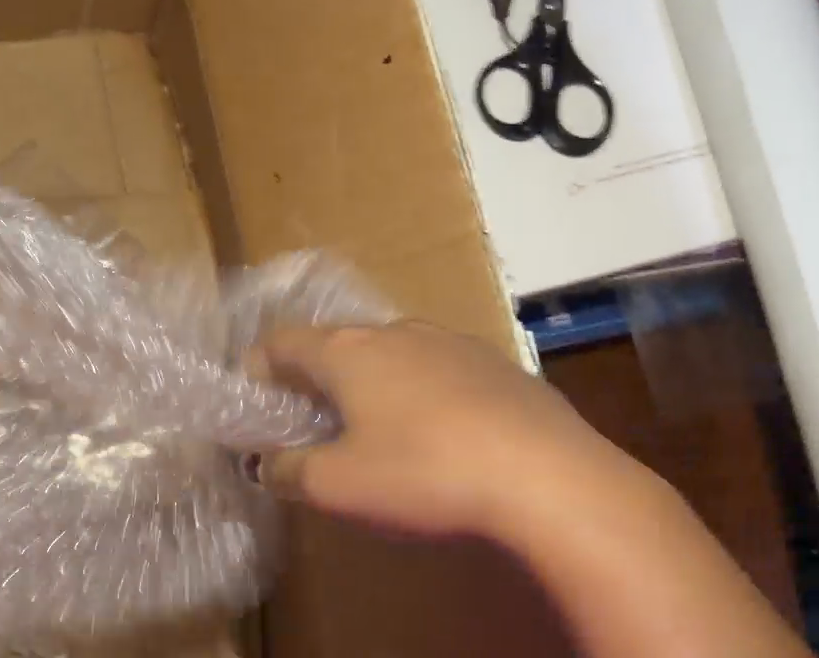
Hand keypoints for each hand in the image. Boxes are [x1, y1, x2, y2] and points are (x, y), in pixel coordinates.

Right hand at [252, 321, 645, 544]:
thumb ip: (288, 470)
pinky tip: (448, 436)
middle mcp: (389, 332)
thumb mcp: (339, 487)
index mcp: (342, 351)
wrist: (561, 485)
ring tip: (384, 427)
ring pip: (391, 353)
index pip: (278, 341)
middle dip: (317, 376)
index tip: (260, 399)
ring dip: (375, 381)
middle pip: (334, 343)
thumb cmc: (427, 474)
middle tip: (317, 419)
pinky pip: (442, 370)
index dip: (259, 366)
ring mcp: (450, 343)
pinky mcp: (503, 365)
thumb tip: (263, 463)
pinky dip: (428, 392)